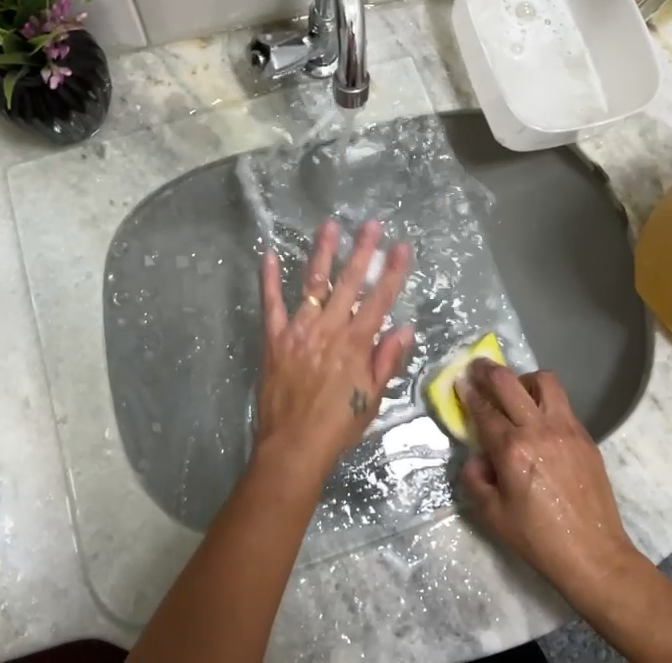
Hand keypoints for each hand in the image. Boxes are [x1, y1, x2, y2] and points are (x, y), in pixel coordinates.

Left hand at [255, 220, 415, 482]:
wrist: (293, 446)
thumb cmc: (337, 425)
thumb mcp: (372, 397)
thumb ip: (387, 359)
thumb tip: (404, 327)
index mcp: (356, 343)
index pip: (380, 299)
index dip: (393, 271)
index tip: (402, 246)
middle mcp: (329, 329)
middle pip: (349, 282)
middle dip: (362, 251)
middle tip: (370, 224)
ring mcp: (299, 330)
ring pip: (314, 284)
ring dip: (322, 253)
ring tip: (328, 226)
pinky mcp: (274, 338)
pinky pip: (271, 304)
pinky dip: (268, 279)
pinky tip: (267, 256)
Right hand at [458, 359, 643, 594]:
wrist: (594, 555)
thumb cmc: (538, 539)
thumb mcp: (492, 516)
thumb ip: (475, 479)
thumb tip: (476, 457)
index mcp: (512, 450)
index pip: (484, 409)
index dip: (468, 392)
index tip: (460, 380)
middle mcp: (539, 430)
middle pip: (509, 381)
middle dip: (488, 370)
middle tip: (478, 368)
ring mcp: (567, 429)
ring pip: (544, 381)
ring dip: (523, 380)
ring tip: (515, 392)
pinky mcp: (585, 437)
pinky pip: (562, 404)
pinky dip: (545, 401)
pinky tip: (539, 421)